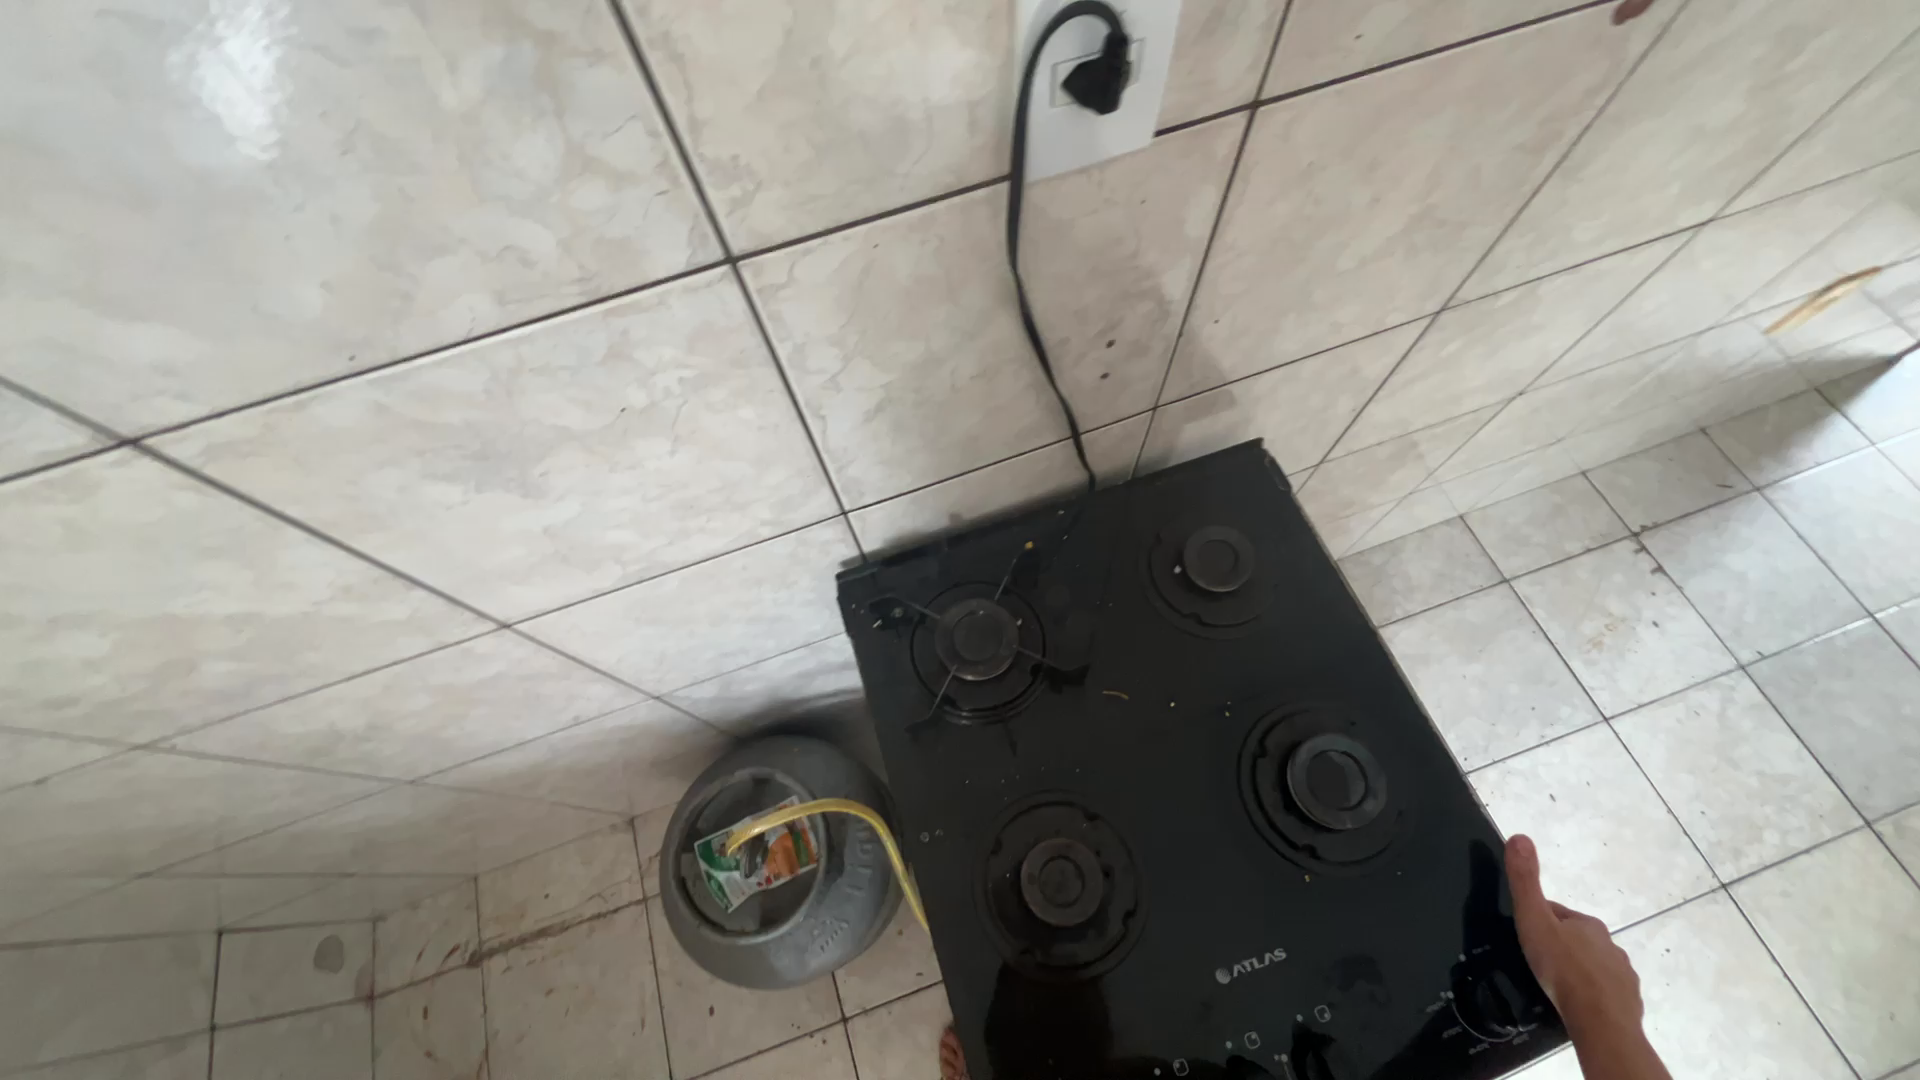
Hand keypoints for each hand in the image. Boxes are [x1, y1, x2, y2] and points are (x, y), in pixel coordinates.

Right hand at [1505, 834, 1670, 1079]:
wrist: (1600, 1022)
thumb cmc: (1561, 967)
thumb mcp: (1533, 918)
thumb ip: (1525, 880)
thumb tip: (1520, 835)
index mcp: (1586, 923)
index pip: (1556, 913)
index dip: (1538, 920)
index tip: (1524, 934)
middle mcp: (1610, 944)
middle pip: (1575, 938)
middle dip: (1558, 944)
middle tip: (1536, 959)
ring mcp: (1622, 974)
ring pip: (1591, 964)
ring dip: (1574, 968)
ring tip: (1554, 981)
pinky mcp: (1628, 1001)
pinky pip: (1603, 989)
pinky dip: (1589, 991)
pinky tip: (1575, 1000)